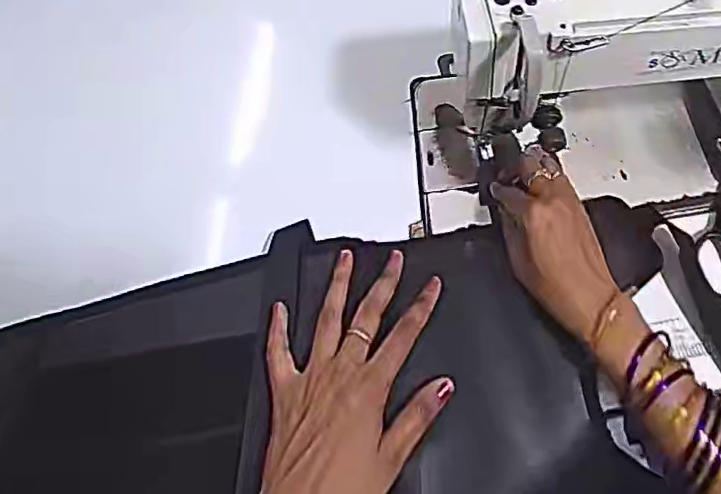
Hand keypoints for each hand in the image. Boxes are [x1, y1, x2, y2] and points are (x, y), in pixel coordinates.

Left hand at [262, 249, 452, 493]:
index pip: (403, 335)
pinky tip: (279, 308)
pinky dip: (278, 329)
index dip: (421, 306)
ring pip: (326, 320)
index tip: (432, 285)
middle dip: (384, 283)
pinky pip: (277, 354)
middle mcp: (339, 375)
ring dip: (337, 286)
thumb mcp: (390, 460)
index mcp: (368, 389)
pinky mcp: (283, 395)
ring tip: (344, 260)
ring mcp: (309, 380)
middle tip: (393, 260)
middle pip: (367, 317)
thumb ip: (418, 417)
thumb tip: (443, 386)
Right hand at [489, 146, 621, 343]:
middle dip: (514, 167)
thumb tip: (503, 212)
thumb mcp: (518, 262)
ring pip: (548, 164)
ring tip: (524, 176)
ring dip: (533, 166)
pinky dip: (549, 175)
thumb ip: (508, 229)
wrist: (591, 297)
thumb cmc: (559, 287)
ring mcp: (569, 198)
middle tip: (507, 176)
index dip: (497, 190)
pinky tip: (542, 186)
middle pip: (529, 164)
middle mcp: (553, 200)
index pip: (508, 191)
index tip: (494, 191)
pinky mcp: (579, 203)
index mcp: (534, 214)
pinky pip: (561, 177)